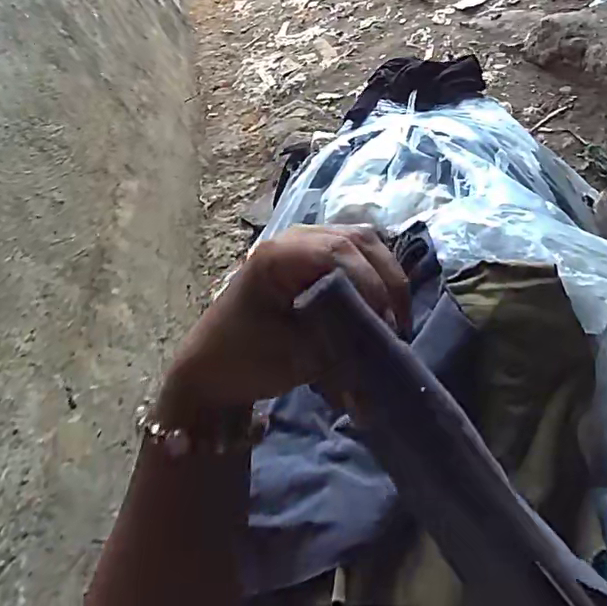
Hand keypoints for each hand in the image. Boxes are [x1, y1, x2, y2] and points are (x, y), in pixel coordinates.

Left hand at [159, 225, 410, 416]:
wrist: (209, 367)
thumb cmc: (244, 360)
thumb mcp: (296, 357)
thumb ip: (343, 345)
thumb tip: (386, 349)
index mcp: (279, 255)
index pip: (340, 252)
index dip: (372, 284)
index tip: (387, 325)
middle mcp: (291, 238)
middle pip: (356, 239)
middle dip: (385, 278)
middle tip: (397, 321)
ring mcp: (299, 243)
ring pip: (357, 241)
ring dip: (382, 273)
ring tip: (392, 313)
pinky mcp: (306, 257)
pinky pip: (348, 252)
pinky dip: (370, 273)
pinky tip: (378, 301)